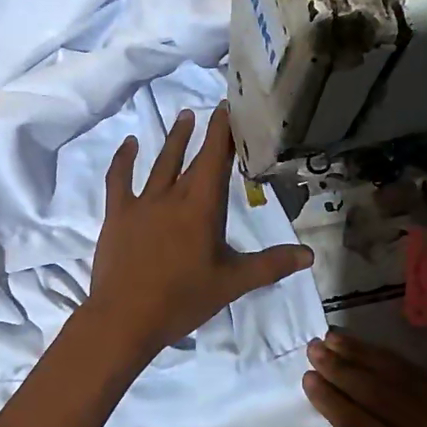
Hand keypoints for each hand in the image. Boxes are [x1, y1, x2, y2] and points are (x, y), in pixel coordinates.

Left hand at [80, 103, 312, 363]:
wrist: (125, 317)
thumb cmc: (182, 299)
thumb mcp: (232, 283)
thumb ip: (271, 265)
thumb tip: (309, 255)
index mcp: (201, 207)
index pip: (215, 160)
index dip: (223, 133)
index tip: (228, 110)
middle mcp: (172, 196)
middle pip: (190, 157)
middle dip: (203, 132)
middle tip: (211, 109)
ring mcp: (142, 203)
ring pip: (160, 163)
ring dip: (173, 139)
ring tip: (182, 116)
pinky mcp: (117, 214)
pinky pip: (119, 179)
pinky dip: (123, 159)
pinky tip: (129, 143)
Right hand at [304, 331, 426, 426]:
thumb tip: (339, 417)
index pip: (364, 425)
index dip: (333, 400)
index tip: (307, 378)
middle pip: (382, 392)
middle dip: (343, 368)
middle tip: (314, 348)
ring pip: (403, 376)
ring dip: (365, 353)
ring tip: (334, 337)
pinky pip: (424, 377)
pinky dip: (393, 360)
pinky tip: (371, 349)